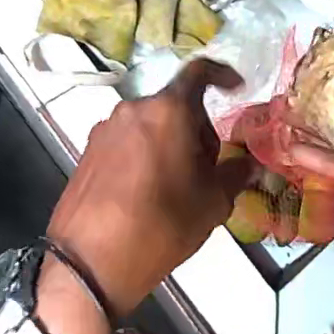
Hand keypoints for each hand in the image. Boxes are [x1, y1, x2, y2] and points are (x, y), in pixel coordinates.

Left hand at [47, 61, 257, 318]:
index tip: (235, 88)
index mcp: (167, 110)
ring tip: (175, 187)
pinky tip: (144, 193)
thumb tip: (246, 162)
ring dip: (168, 143)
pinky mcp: (87, 151)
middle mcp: (132, 109)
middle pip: (174, 106)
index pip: (199, 73)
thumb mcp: (212, 203)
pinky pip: (126, 141)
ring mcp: (104, 129)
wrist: (91, 260)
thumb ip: (233, 173)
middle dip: (196, 128)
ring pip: (149, 124)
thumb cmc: (161, 225)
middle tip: (207, 168)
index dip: (221, 75)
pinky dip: (143, 155)